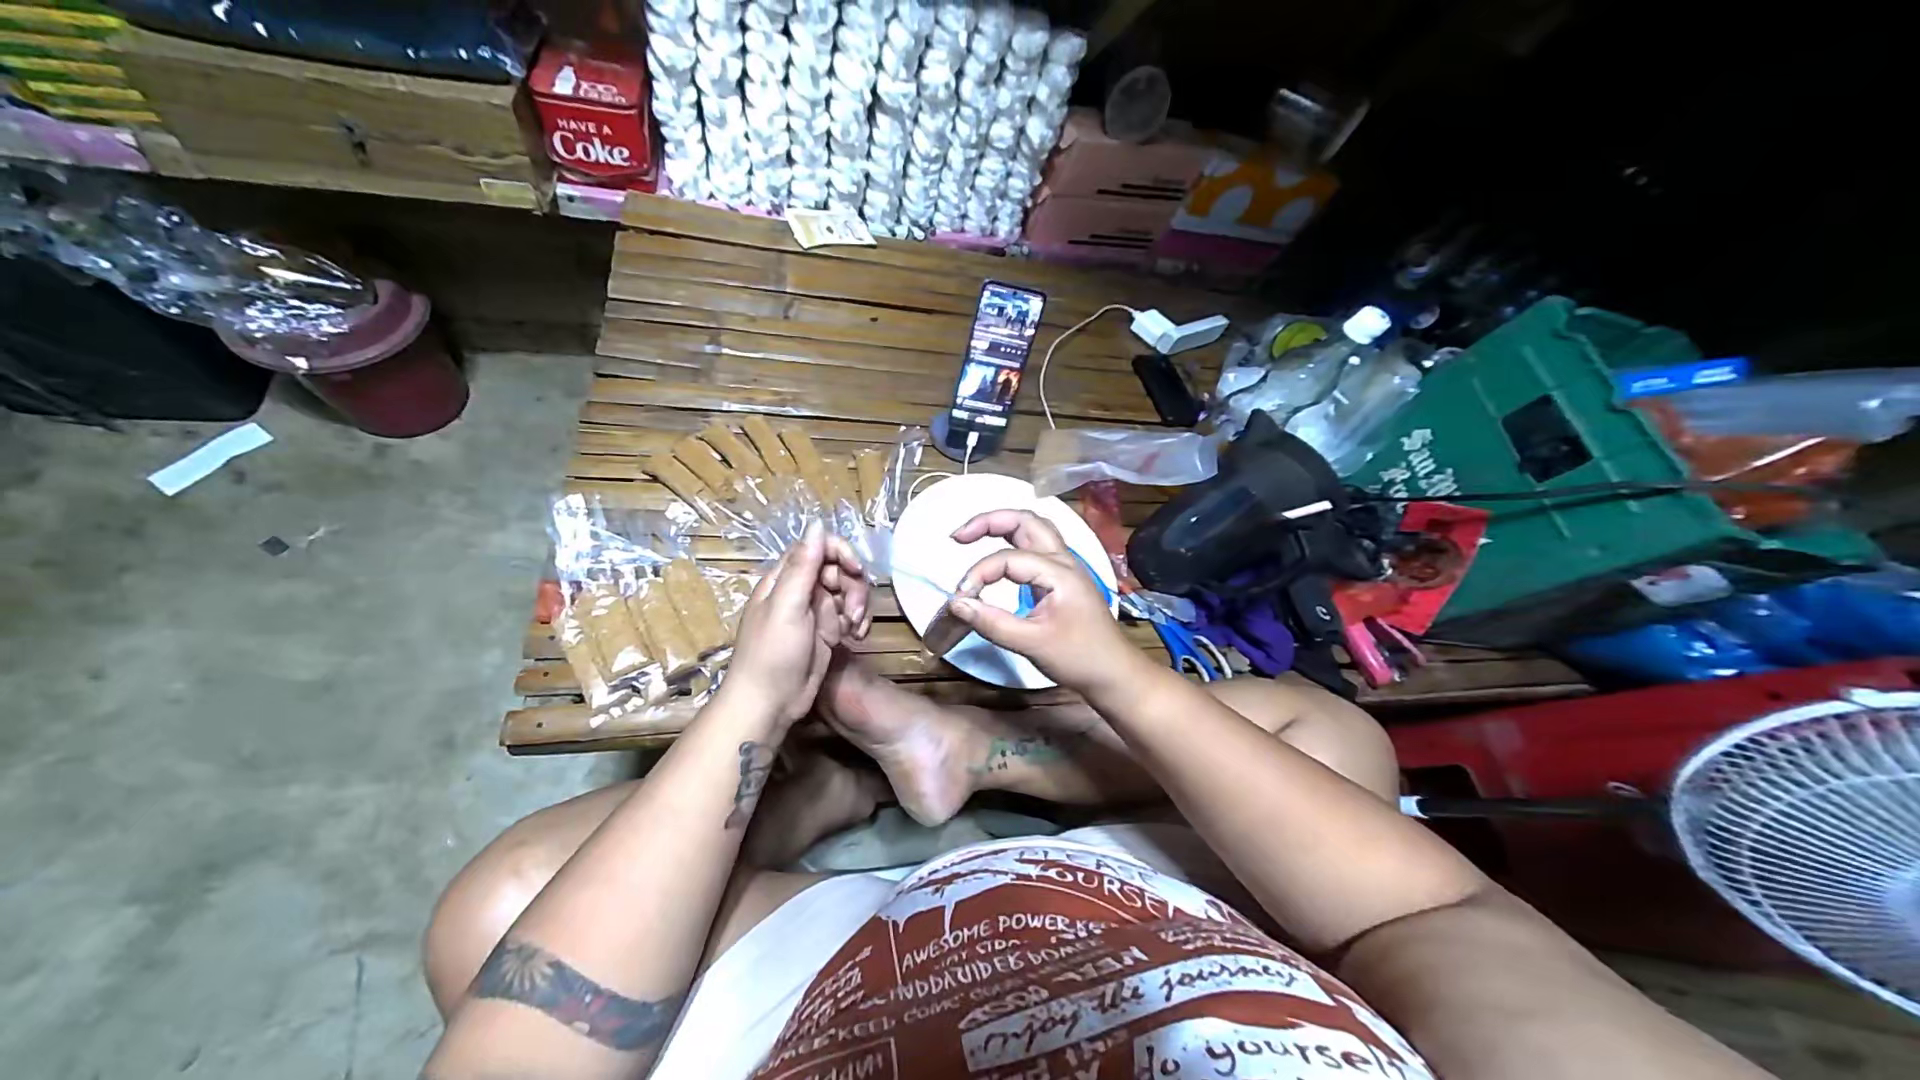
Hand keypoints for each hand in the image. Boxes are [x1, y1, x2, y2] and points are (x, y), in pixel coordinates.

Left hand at [722, 520, 870, 731]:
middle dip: (853, 586)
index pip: (817, 548)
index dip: (840, 553)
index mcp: (784, 579)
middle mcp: (799, 590)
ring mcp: (814, 612)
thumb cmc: (772, 654)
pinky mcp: (826, 631)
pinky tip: (857, 636)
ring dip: (858, 605)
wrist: (769, 703)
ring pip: (847, 591)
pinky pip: (849, 614)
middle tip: (854, 612)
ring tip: (856, 628)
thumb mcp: (787, 607)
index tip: (856, 570)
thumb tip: (816, 524)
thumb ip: (803, 566)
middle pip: (837, 569)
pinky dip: (858, 621)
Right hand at [944, 510, 1144, 694]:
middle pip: (1024, 521)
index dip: (979, 574)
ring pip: (1033, 528)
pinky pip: (1037, 545)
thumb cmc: (1078, 658)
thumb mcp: (1032, 644)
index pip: (1008, 558)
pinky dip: (1013, 539)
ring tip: (972, 536)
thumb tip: (957, 604)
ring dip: (1002, 525)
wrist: (1114, 673)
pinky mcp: (1063, 577)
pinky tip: (998, 553)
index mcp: (1058, 572)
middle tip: (958, 537)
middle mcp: (1063, 559)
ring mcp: (1066, 566)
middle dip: (988, 521)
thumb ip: (992, 623)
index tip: (960, 598)